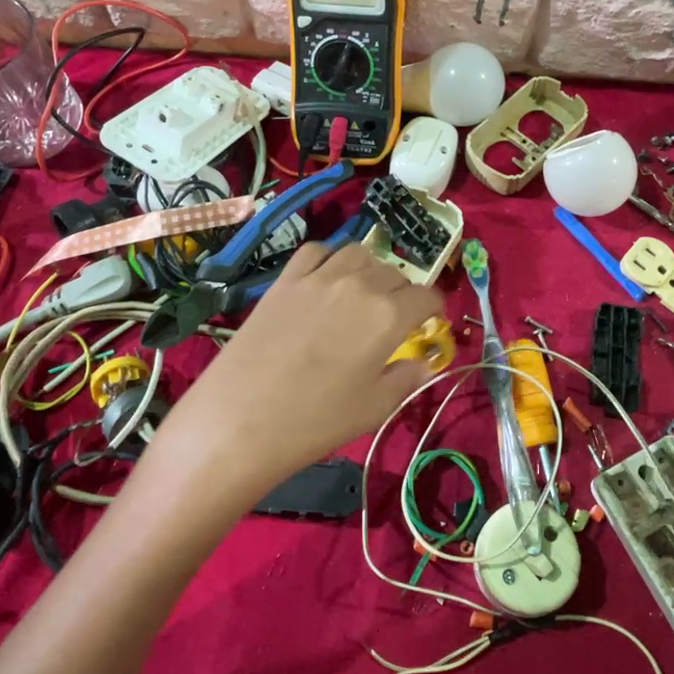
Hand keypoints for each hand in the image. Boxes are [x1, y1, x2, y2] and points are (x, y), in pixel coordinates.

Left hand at [152, 242, 442, 493]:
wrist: (239, 419)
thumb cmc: (315, 421)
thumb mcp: (374, 408)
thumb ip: (406, 378)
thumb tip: (425, 362)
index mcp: (389, 315)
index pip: (426, 296)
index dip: (434, 310)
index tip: (429, 325)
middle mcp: (358, 285)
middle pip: (394, 273)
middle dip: (402, 293)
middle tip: (394, 320)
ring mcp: (318, 278)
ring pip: (358, 254)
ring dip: (370, 270)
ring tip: (363, 295)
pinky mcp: (284, 280)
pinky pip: (315, 252)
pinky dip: (329, 259)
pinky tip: (326, 281)